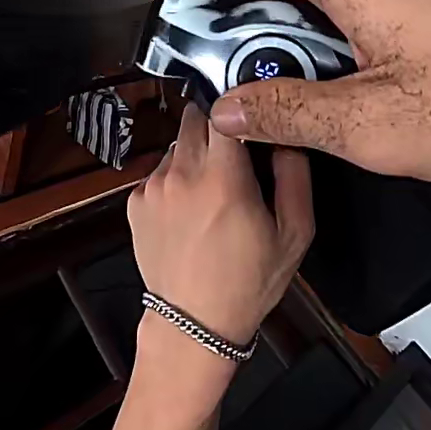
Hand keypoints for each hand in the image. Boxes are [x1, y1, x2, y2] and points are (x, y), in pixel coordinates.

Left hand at [128, 104, 314, 352]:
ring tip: (209, 192)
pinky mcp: (135, 201)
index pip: (223, 110)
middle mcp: (182, 174)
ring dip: (193, 156)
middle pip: (195, 119)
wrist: (193, 322)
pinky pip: (157, 172)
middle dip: (214, 128)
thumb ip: (295, 177)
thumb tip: (285, 139)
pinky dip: (173, 180)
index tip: (246, 116)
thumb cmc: (247, 282)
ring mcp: (153, 186)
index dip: (236, 107)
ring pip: (175, 146)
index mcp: (223, 178)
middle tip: (231, 158)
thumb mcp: (294, 235)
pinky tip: (187, 210)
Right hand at [210, 0, 430, 184]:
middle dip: (294, 42)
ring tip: (375, 98)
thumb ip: (289, 112)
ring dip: (340, 42)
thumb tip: (225, 108)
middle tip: (318, 102)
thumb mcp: (376, 125)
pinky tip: (423, 78)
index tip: (254, 78)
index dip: (243, 29)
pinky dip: (382, 32)